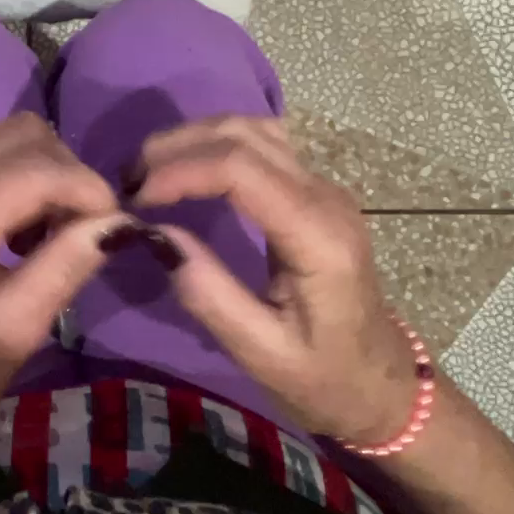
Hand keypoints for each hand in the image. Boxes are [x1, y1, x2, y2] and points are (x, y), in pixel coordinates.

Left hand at [0, 113, 131, 434]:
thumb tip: (119, 221)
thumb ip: (65, 269)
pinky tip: (28, 222)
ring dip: (53, 170)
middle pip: (28, 136)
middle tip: (80, 231)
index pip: (34, 172)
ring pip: (19, 132)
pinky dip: (33, 171)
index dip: (86, 189)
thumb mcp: (18, 330)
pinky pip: (4, 146)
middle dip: (70, 176)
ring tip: (51, 228)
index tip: (114, 227)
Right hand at [132, 116, 418, 444]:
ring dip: (190, 138)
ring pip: (248, 126)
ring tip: (148, 171)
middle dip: (175, 148)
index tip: (136, 199)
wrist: (385, 386)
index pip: (241, 169)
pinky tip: (183, 166)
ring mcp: (321, 185)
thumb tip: (155, 234)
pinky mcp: (311, 187)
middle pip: (242, 134)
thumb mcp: (264, 355)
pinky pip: (256, 140)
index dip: (180, 171)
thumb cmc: (327, 378)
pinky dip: (210, 141)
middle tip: (128, 182)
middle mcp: (325, 196)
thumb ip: (210, 294)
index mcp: (318, 237)